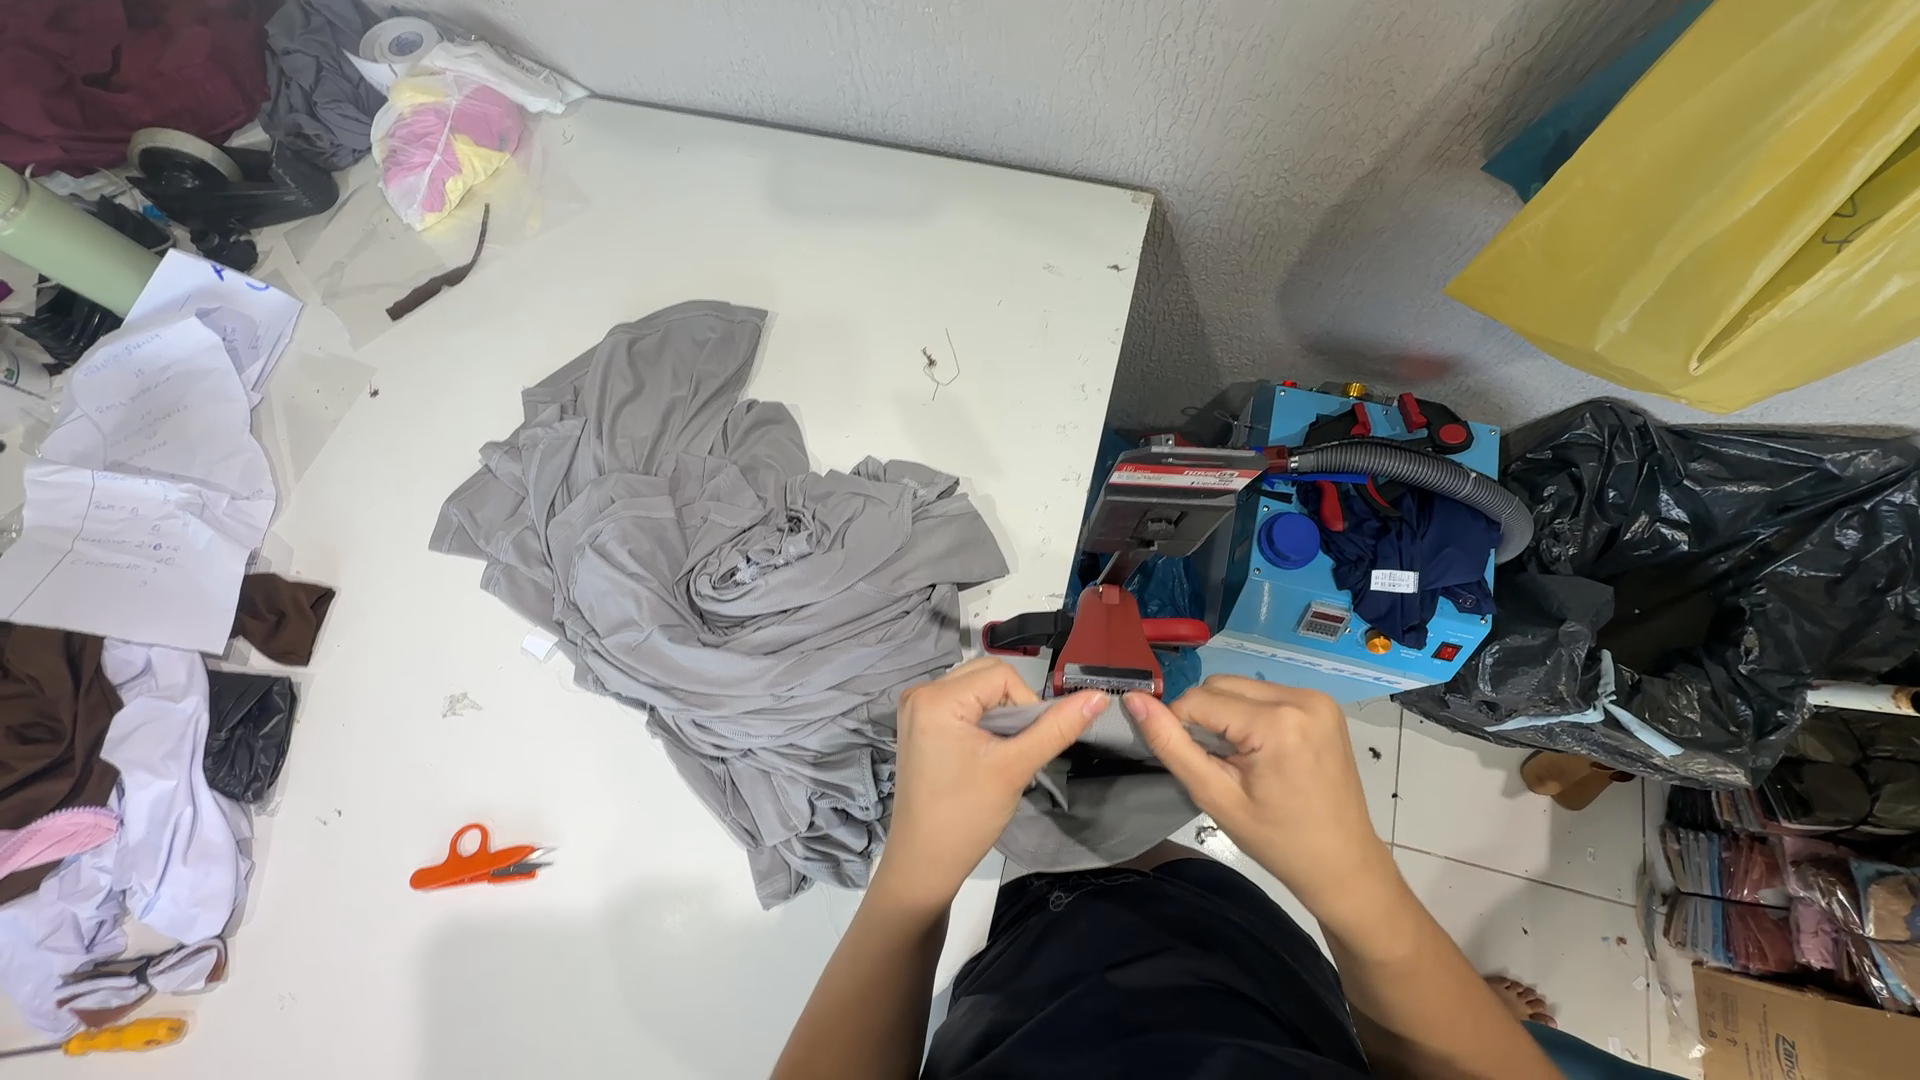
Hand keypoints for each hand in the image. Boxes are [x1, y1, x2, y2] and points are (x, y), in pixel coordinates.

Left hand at [874, 658, 1106, 910]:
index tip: (1024, 744)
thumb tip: (1099, 697)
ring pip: (976, 687)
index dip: (1026, 704)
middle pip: (986, 674)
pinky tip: (981, 752)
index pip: (1002, 675)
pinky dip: (980, 719)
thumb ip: (1058, 728)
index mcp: (936, 698)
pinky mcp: (918, 723)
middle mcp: (920, 693)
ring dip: (997, 713)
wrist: (925, 860)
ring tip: (996, 753)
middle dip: (1011, 706)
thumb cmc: (966, 816)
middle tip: (1012, 748)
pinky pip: (961, 702)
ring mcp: (916, 707)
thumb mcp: (1016, 767)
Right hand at [1126, 677, 1397, 921]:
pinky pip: (1263, 693)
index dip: (1181, 727)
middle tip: (1218, 764)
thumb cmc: (1277, 840)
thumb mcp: (1215, 796)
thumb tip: (1133, 701)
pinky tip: (1260, 750)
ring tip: (1240, 759)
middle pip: (1219, 685)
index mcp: (1277, 722)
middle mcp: (1301, 698)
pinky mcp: (1322, 704)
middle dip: (1205, 718)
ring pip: (1239, 686)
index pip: (1198, 699)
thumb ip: (1170, 745)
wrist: (1342, 864)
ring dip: (1226, 714)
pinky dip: (1249, 714)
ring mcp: (1316, 698)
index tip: (1194, 764)